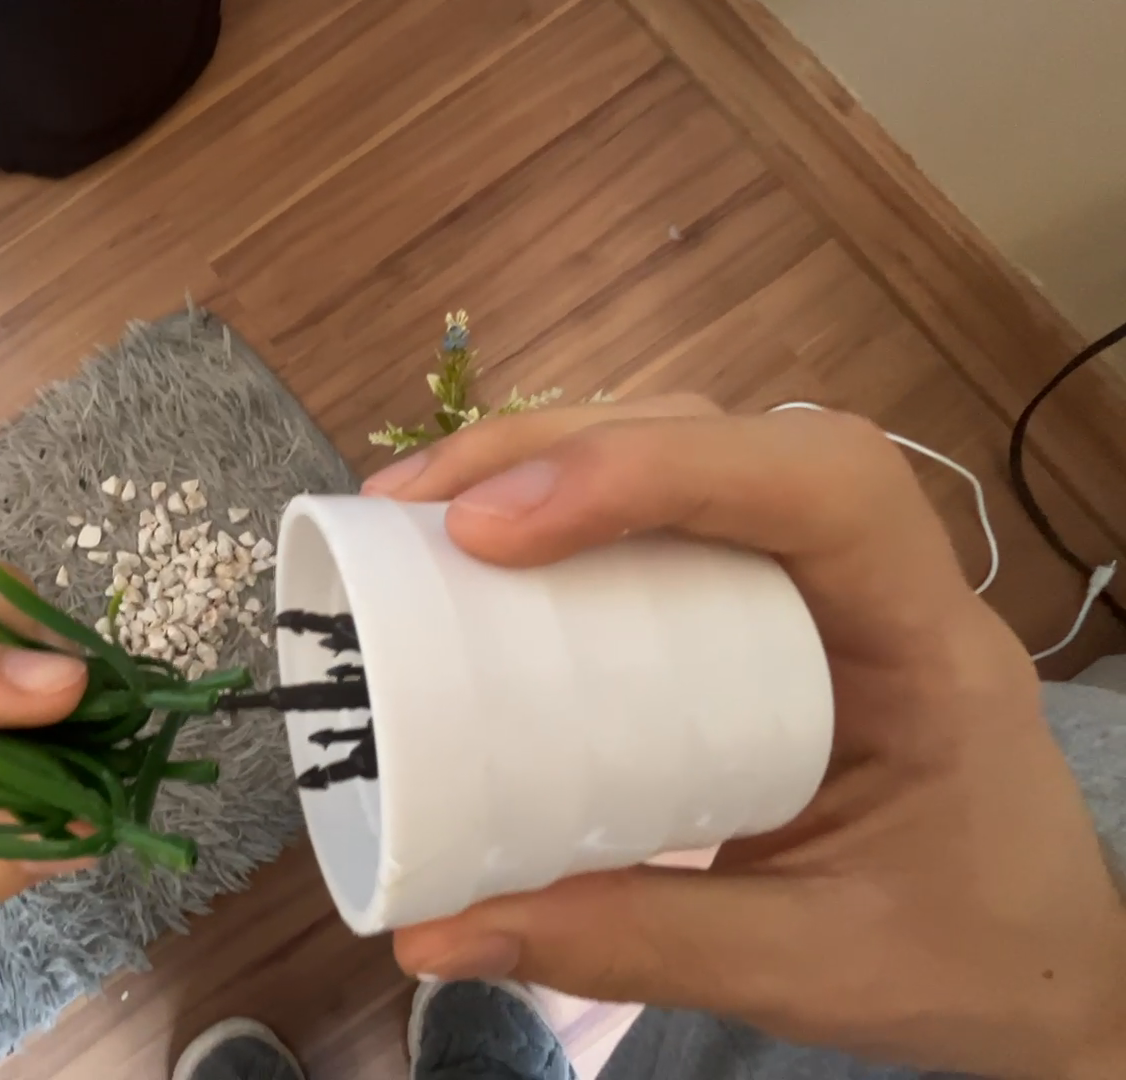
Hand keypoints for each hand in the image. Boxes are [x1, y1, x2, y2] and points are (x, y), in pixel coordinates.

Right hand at [369, 396, 1125, 1079]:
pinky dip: (543, 483)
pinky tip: (469, 522)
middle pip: (706, 433)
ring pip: (667, 437)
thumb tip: (426, 933)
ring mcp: (790, 565)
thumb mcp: (807, 967)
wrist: (1037, 951)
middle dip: (541, 448)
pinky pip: (640, 492)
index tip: (484, 533)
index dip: (640, 472)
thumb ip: (622, 943)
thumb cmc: (957, 954)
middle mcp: (856, 571)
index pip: (812, 484)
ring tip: (411, 504)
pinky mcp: (729, 582)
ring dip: (529, 449)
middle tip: (405, 509)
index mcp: (917, 644)